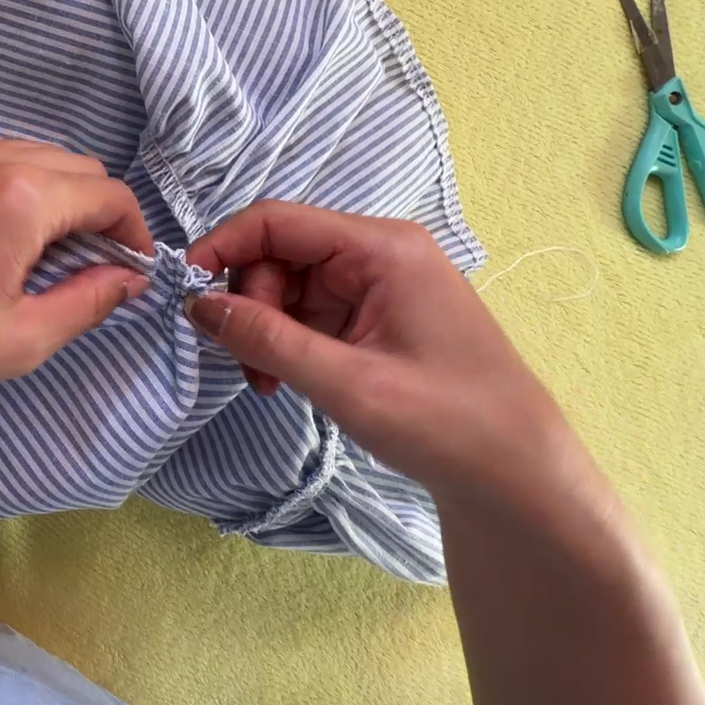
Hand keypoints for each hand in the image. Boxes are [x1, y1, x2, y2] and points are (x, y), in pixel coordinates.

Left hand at [0, 135, 152, 431]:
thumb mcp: (22, 338)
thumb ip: (91, 300)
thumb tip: (130, 278)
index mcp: (21, 195)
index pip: (110, 193)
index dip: (133, 233)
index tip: (131, 272)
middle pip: (77, 168)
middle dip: (99, 213)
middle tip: (91, 269)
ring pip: (36, 157)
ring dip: (59, 197)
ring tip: (47, 255)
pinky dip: (17, 188)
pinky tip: (1, 235)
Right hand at [182, 200, 593, 517]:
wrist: (520, 483)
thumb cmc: (446, 424)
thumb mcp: (345, 382)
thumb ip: (264, 338)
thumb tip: (194, 304)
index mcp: (381, 248)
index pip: (275, 221)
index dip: (221, 247)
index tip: (184, 291)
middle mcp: (377, 253)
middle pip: (276, 254)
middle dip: (247, 303)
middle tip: (244, 362)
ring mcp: (376, 284)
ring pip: (284, 285)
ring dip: (262, 328)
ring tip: (266, 380)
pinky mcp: (373, 313)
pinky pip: (304, 310)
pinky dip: (283, 341)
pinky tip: (284, 378)